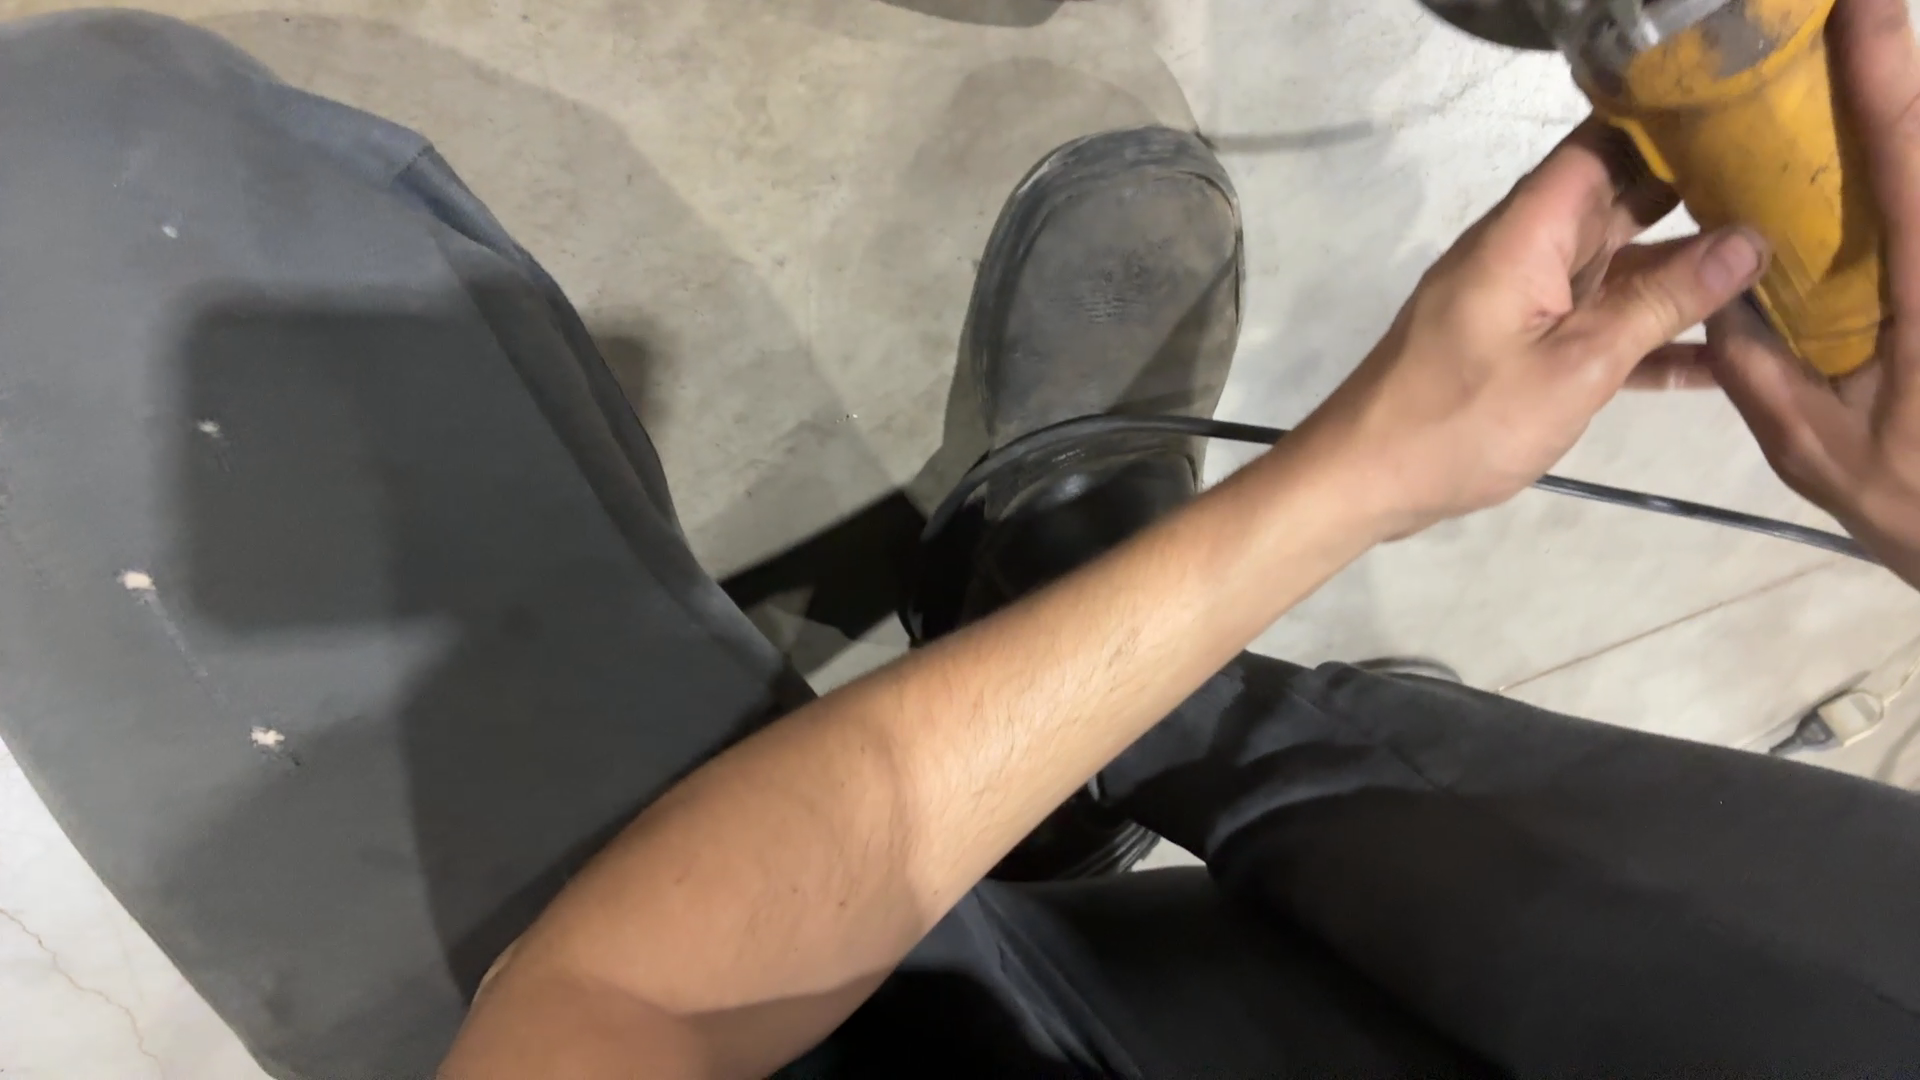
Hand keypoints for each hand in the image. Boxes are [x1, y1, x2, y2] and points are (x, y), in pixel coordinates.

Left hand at [1295, 122, 1767, 539]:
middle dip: (1702, 202)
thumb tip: (1748, 241)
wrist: (1358, 480)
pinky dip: (1636, 338)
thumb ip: (1657, 302)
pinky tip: (1716, 360)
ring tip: (1783, 278)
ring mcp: (1504, 309)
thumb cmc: (1458, 424)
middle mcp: (1509, 261)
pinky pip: (1580, 328)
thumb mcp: (1572, 365)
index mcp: (1518, 240)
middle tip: (1800, 208)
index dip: (1674, 128)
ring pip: (1603, 272)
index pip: (1598, 148)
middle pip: (1611, 207)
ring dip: (1679, 279)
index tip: (1756, 133)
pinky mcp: (1502, 353)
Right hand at [1707, 0, 1919, 586]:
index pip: (1909, 172)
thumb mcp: (1814, 446)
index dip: (1886, 90)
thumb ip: (1763, 372)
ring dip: (1899, 135)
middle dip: (1897, 86)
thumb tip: (1715, 300)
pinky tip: (1860, 181)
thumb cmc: (1915, 499)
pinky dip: (1898, 190)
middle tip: (1855, 25)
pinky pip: (1914, 233)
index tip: (1868, 14)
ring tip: (1850, 85)